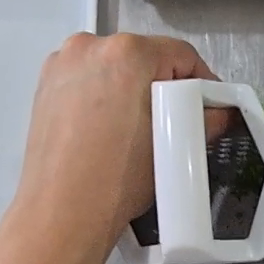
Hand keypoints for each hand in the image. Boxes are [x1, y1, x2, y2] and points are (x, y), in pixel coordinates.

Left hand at [15, 33, 218, 248]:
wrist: (62, 213)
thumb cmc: (112, 182)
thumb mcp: (174, 147)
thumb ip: (204, 119)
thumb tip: (216, 112)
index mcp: (126, 54)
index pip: (180, 54)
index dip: (201, 80)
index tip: (207, 101)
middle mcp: (89, 49)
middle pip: (144, 57)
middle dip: (163, 86)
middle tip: (176, 121)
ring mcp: (63, 66)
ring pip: (114, 68)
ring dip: (132, 90)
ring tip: (139, 131)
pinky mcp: (46, 88)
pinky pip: (88, 81)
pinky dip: (103, 98)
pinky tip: (111, 133)